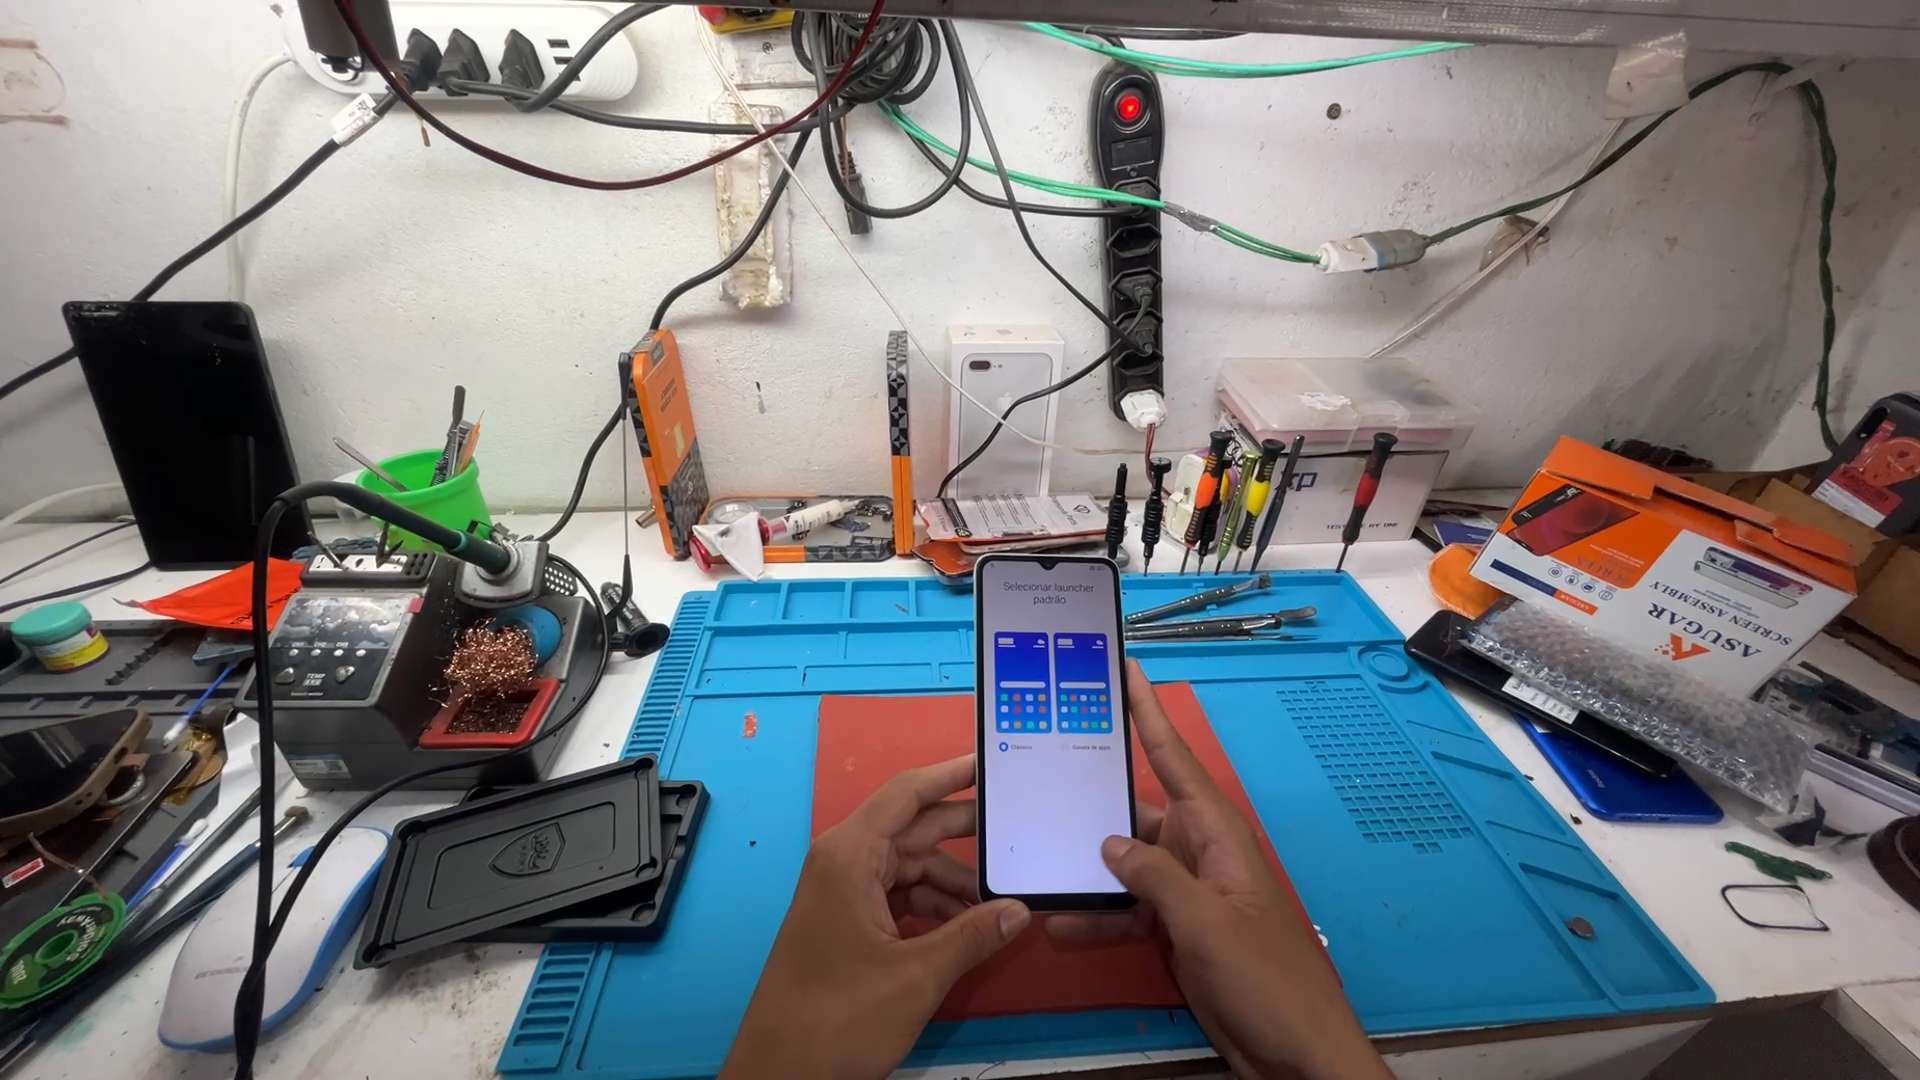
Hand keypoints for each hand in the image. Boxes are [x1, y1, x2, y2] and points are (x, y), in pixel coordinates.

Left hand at [719, 755, 1029, 1079]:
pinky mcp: (847, 918)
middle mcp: (845, 859)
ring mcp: (844, 889)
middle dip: (963, 830)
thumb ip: (972, 936)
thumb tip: (1020, 911)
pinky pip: (898, 893)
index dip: (950, 774)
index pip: (908, 793)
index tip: (987, 759)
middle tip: (1013, 826)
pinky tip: (967, 921)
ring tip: (1000, 895)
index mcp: (851, 853)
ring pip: (909, 865)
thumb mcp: (915, 977)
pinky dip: (933, 903)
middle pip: (913, 828)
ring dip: (952, 879)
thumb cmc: (837, 1019)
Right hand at [1048, 660, 1389, 1079]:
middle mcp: (1195, 849)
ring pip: (1122, 864)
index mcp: (1213, 830)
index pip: (1172, 756)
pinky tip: (1063, 922)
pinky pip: (1125, 907)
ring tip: (1038, 866)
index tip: (1125, 669)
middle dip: (1090, 803)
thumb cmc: (1263, 976)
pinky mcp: (1173, 925)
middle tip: (1042, 779)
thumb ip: (1153, 875)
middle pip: (1132, 813)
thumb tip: (1108, 844)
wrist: (1295, 1055)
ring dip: (1086, 872)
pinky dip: (1097, 915)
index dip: (1148, 711)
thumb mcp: (1205, 921)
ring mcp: (1183, 888)